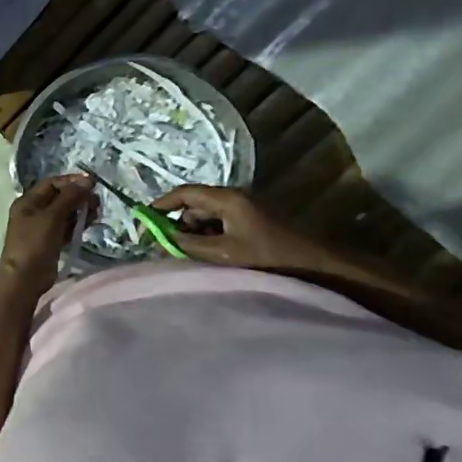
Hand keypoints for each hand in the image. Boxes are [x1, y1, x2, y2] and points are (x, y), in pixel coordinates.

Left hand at [0, 175, 94, 292]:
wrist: (25, 278)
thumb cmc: (34, 243)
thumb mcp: (51, 217)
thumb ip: (69, 197)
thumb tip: (87, 179)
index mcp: (28, 201)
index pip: (52, 183)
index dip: (71, 181)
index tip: (92, 184)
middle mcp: (34, 211)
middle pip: (60, 197)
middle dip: (78, 197)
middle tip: (96, 203)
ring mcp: (42, 227)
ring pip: (65, 213)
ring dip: (80, 211)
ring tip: (94, 214)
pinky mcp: (51, 241)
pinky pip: (66, 227)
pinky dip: (77, 225)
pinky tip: (88, 225)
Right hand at [151, 185, 327, 271]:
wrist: (319, 268)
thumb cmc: (270, 258)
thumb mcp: (223, 254)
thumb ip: (188, 245)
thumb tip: (160, 238)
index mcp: (227, 199)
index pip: (184, 193)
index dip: (160, 206)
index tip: (143, 223)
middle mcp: (234, 199)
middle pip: (193, 207)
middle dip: (177, 226)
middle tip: (165, 250)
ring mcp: (245, 211)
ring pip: (206, 219)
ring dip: (193, 237)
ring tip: (188, 259)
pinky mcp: (252, 224)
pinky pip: (220, 227)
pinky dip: (209, 240)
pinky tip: (208, 259)